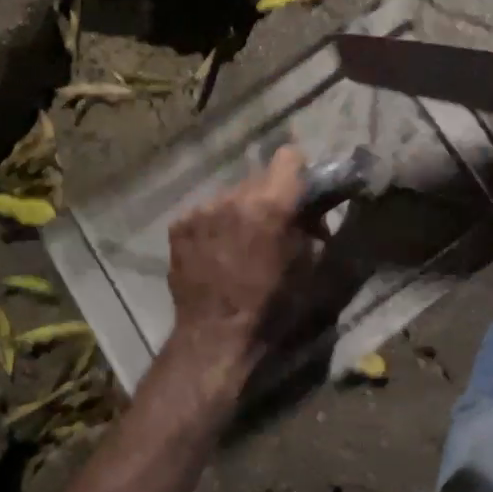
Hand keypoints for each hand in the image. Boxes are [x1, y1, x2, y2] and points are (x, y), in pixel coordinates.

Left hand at [164, 147, 307, 395]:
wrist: (216, 335)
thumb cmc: (272, 304)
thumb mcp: (308, 262)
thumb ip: (311, 224)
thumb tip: (313, 210)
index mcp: (270, 205)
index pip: (288, 156)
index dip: (299, 172)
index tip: (301, 193)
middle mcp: (233, 197)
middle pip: (260, 177)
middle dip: (271, 196)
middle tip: (275, 225)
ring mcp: (201, 210)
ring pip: (232, 194)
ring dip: (242, 210)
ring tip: (243, 242)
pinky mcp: (179, 225)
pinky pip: (208, 211)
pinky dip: (217, 224)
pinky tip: (219, 252)